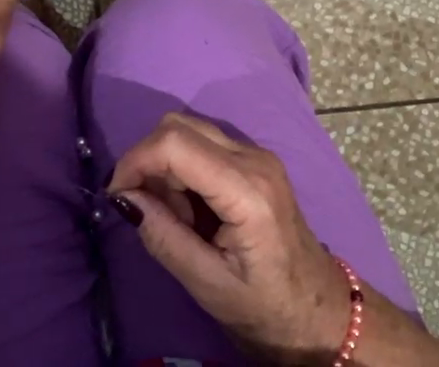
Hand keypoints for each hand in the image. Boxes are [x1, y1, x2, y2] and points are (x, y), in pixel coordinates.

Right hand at [110, 113, 350, 365]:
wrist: (321, 312)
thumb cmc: (267, 307)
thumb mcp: (207, 283)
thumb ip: (162, 236)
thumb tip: (121, 197)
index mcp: (247, 190)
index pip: (174, 143)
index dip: (135, 160)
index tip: (117, 194)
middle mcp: (254, 158)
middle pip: (177, 126)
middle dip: (148, 161)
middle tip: (148, 209)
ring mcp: (256, 153)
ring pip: (187, 129)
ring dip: (165, 164)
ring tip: (173, 213)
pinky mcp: (253, 158)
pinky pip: (202, 142)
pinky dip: (181, 166)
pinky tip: (189, 206)